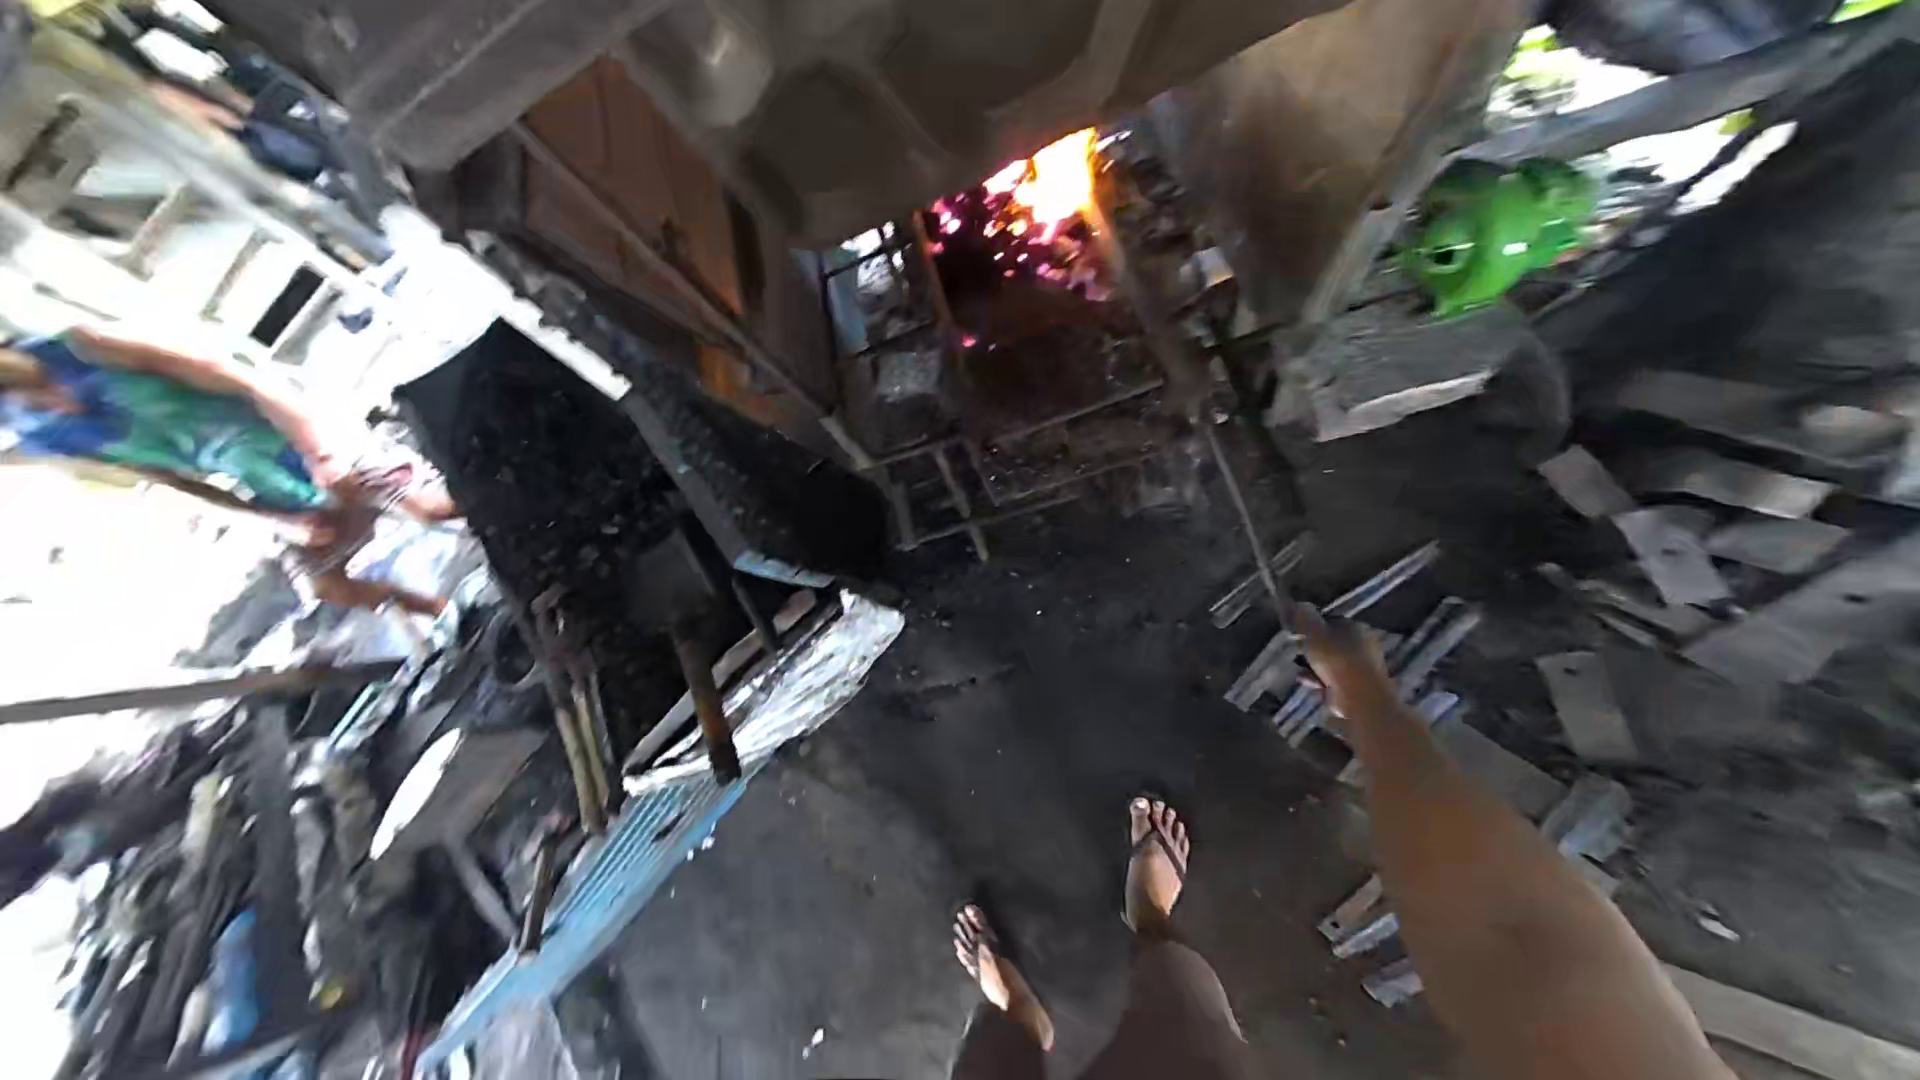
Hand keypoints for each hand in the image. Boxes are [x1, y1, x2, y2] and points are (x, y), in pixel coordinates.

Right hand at [1296, 603, 1393, 722]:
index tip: (1294, 634)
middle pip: (1328, 642)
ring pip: (1329, 661)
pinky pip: (1333, 679)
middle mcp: (1363, 644)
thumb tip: (1293, 601)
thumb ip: (1301, 615)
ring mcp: (1362, 667)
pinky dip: (1319, 680)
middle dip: (1310, 648)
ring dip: (1312, 665)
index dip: (1309, 626)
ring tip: (1299, 669)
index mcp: (1355, 627)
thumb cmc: (1335, 658)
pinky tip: (1308, 682)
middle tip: (1295, 652)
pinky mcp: (1358, 686)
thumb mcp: (1312, 631)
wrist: (1359, 697)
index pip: (1328, 620)